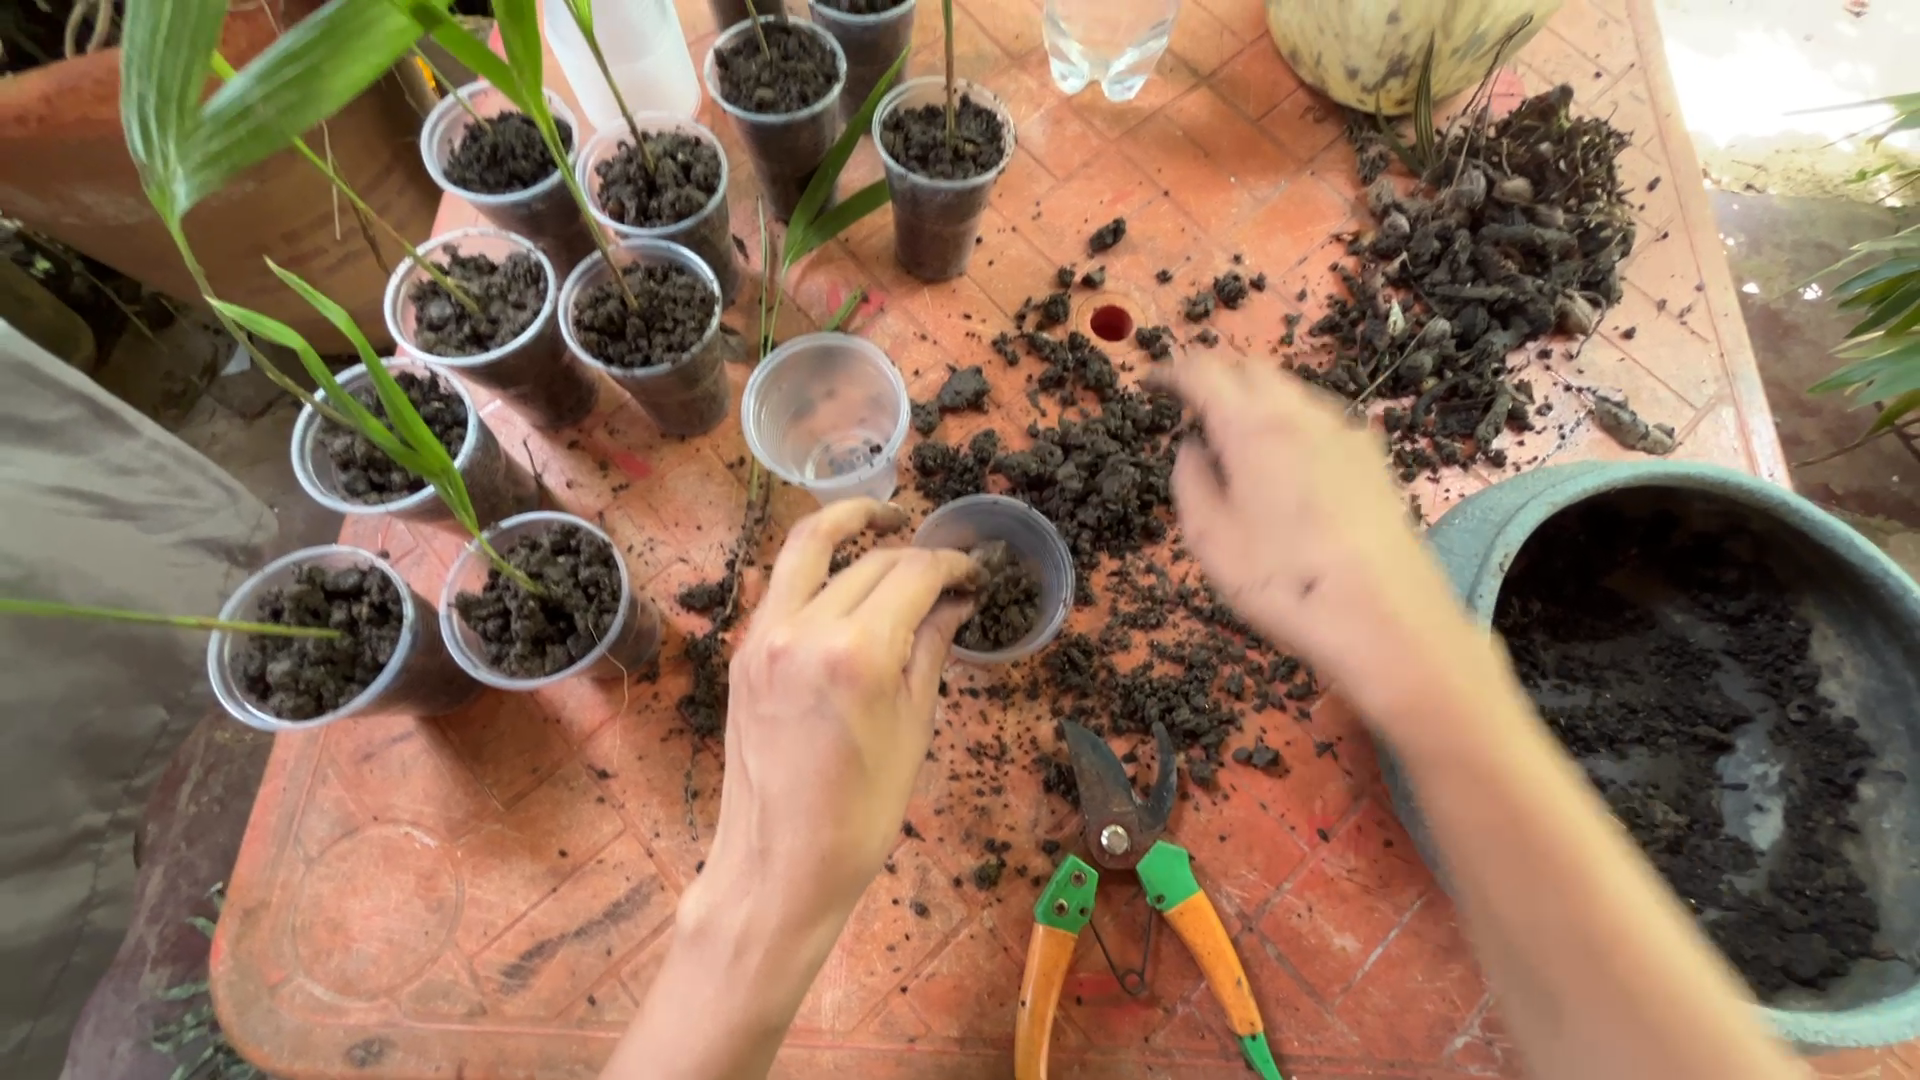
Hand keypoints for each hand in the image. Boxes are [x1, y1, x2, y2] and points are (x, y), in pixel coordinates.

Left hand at [693, 498, 981, 925]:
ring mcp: (765, 634)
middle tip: (946, 570)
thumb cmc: (862, 812)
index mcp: (857, 652)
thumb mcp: (914, 727)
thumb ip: (931, 648)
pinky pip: (784, 582)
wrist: (778, 865)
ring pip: (811, 548)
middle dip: (915, 555)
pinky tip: (844, 569)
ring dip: (851, 523)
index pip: (913, 575)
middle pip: (870, 559)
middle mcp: (805, 627)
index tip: (974, 571)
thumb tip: (956, 601)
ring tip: (887, 517)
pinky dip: (817, 562)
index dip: (951, 564)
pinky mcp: (745, 648)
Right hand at [1149, 356, 1494, 729]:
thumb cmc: (1282, 582)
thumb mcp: (1209, 539)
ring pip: (1289, 389)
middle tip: (1187, 406)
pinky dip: (1286, 419)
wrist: (1387, 621)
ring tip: (1232, 436)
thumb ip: (1190, 479)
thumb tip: (1192, 447)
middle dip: (1214, 376)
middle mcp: (1302, 415)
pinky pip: (1318, 416)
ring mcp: (1345, 432)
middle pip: (1251, 368)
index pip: (1204, 372)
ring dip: (1252, 397)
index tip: (1151, 383)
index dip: (1171, 370)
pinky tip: (1282, 460)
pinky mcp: (1372, 457)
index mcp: (1253, 429)